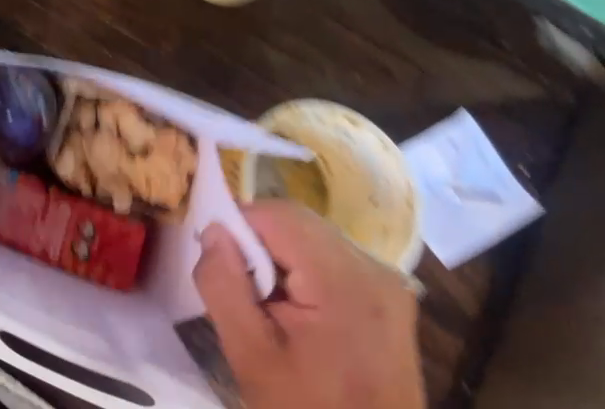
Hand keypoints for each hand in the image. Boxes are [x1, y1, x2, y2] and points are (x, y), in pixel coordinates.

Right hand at [195, 201, 423, 408]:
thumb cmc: (306, 408)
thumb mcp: (249, 354)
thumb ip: (223, 284)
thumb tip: (212, 230)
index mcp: (345, 282)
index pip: (276, 215)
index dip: (238, 228)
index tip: (224, 267)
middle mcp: (375, 270)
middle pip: (297, 222)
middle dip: (259, 243)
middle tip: (245, 291)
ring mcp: (389, 283)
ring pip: (312, 235)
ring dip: (279, 255)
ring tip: (270, 304)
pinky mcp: (391, 297)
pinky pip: (332, 257)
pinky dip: (304, 269)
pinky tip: (299, 311)